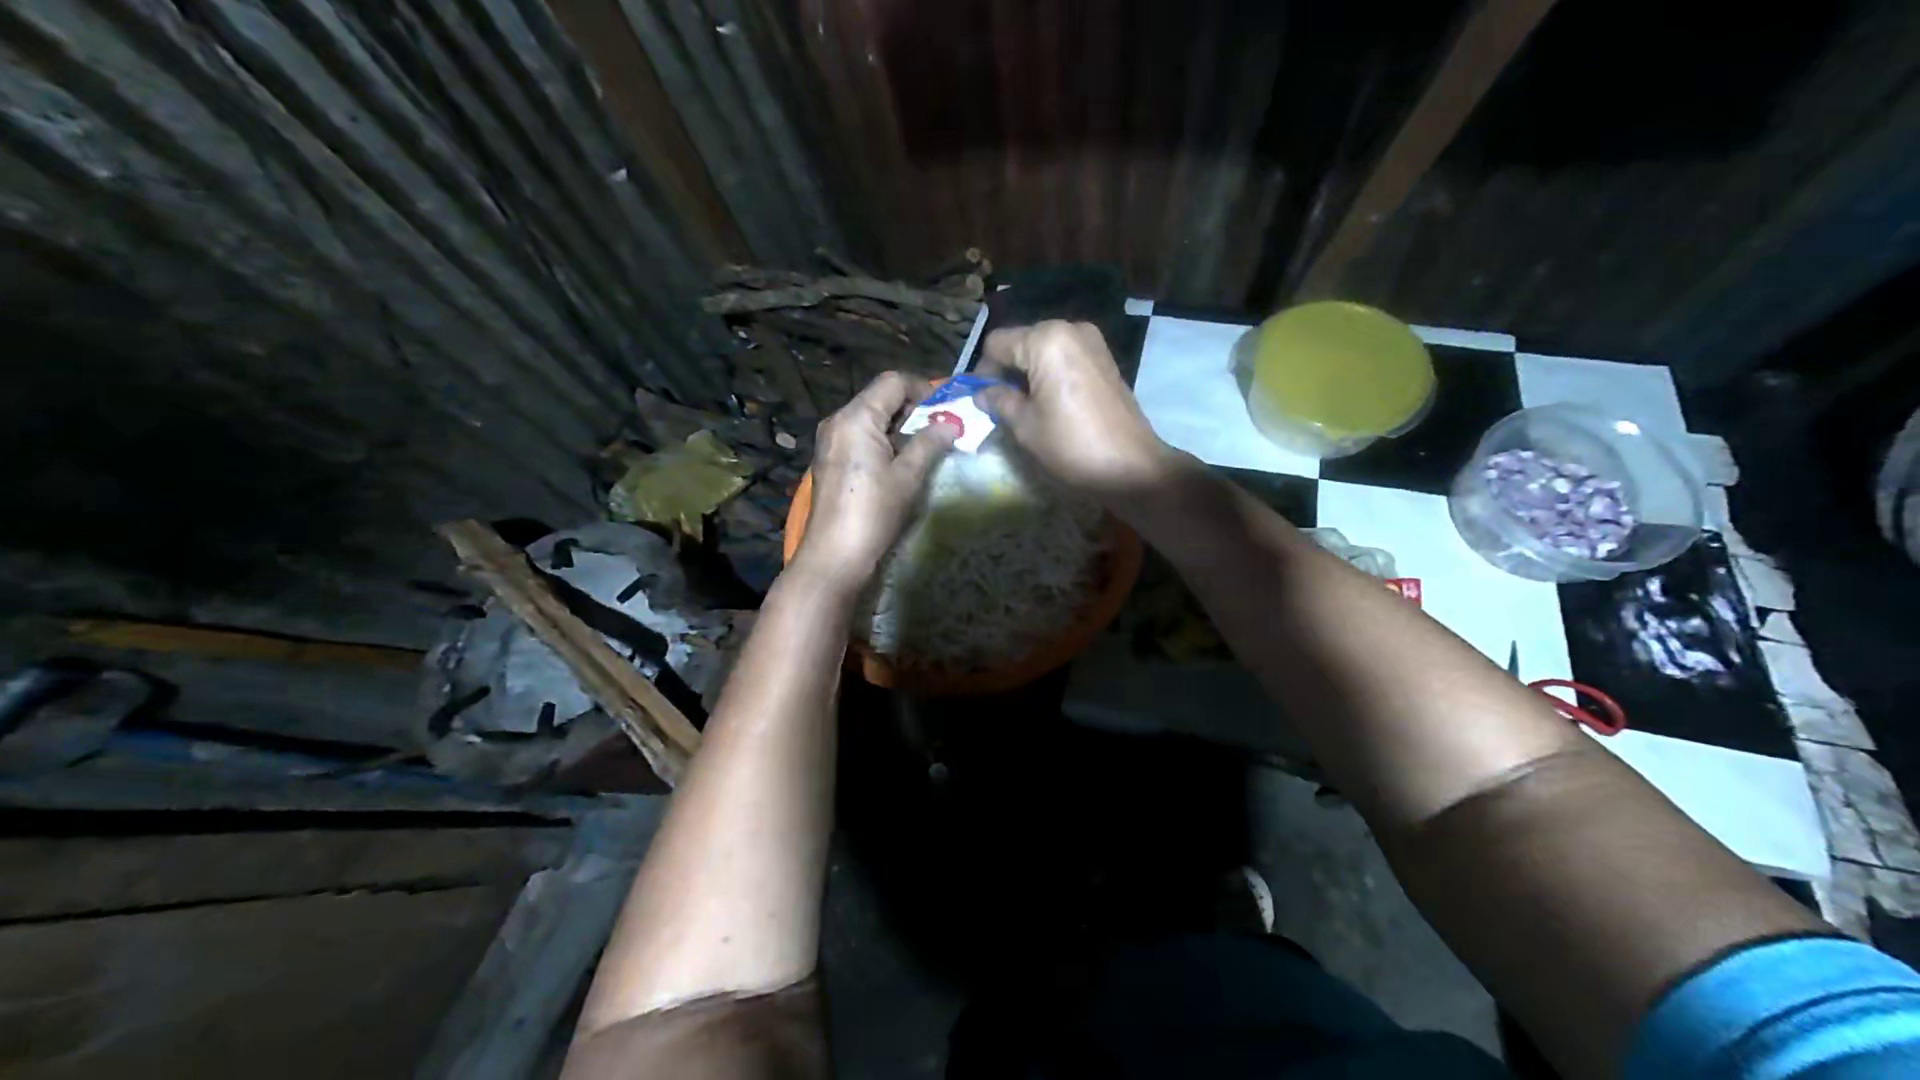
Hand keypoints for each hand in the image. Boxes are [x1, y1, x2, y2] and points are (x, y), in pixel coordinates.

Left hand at [793, 371, 956, 592]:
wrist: (834, 555)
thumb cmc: (874, 512)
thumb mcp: (908, 476)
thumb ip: (929, 443)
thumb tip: (951, 424)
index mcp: (856, 417)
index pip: (893, 382)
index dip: (923, 388)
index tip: (946, 410)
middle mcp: (838, 420)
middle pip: (879, 397)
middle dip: (912, 407)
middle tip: (940, 429)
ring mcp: (830, 440)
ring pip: (870, 417)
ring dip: (898, 425)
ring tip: (924, 447)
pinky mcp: (829, 459)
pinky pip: (859, 435)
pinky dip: (882, 439)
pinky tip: (899, 462)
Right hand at [978, 321, 1181, 500]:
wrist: (1130, 466)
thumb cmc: (1071, 444)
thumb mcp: (1025, 425)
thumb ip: (998, 401)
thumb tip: (981, 393)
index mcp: (1046, 340)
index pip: (997, 343)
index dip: (983, 371)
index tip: (980, 399)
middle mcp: (1069, 329)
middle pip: (1022, 341)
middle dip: (1007, 370)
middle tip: (1000, 404)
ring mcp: (1092, 342)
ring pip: (1043, 349)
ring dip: (1028, 372)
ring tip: (1025, 406)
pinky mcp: (1105, 358)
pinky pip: (1065, 357)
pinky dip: (1050, 373)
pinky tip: (1049, 402)